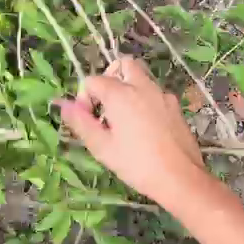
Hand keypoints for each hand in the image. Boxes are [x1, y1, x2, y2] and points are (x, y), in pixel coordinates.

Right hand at [55, 56, 210, 202]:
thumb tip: (62, 105)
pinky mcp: (176, 107)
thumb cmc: (137, 164)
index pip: (93, 81)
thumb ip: (81, 122)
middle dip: (110, 78)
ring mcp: (162, 95)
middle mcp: (142, 87)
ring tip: (124, 118)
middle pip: (123, 64)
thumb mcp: (102, 147)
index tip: (89, 120)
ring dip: (128, 88)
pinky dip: (144, 100)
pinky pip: (155, 93)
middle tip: (106, 105)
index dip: (84, 98)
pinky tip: (145, 127)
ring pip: (141, 77)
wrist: (181, 179)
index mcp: (120, 94)